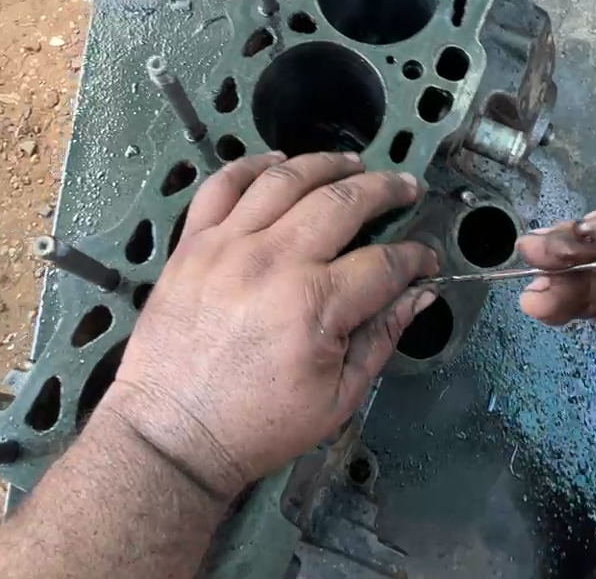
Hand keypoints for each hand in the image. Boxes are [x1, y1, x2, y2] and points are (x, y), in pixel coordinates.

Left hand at [99, 152, 439, 500]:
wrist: (171, 434)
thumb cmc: (258, 425)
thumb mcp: (338, 399)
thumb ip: (383, 339)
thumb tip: (421, 294)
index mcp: (315, 305)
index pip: (383, 262)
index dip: (414, 257)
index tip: (425, 260)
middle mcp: (274, 261)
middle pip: (343, 201)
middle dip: (385, 189)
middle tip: (406, 187)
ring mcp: (229, 244)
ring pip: (287, 179)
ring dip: (328, 163)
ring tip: (354, 163)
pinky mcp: (193, 242)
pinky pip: (223, 184)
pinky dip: (252, 164)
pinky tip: (279, 161)